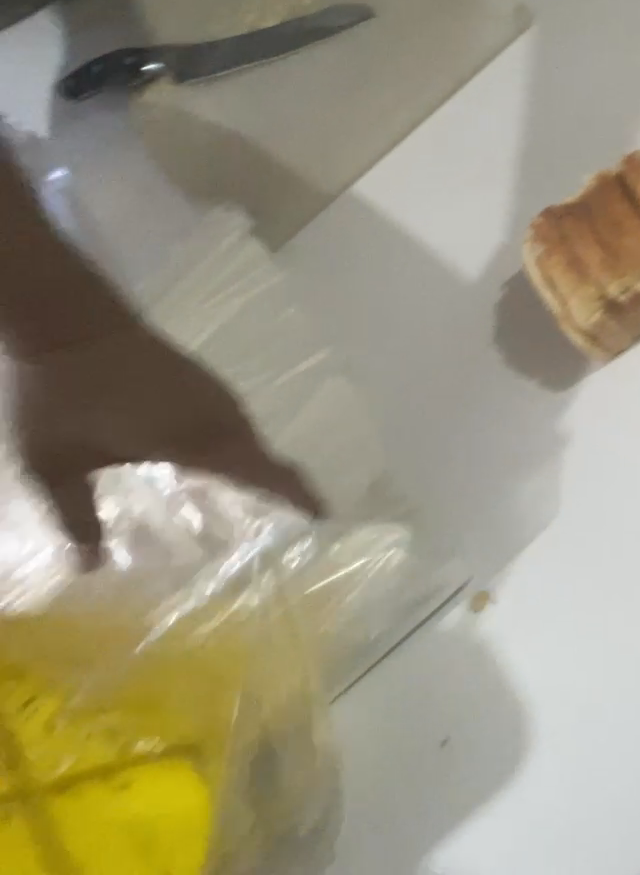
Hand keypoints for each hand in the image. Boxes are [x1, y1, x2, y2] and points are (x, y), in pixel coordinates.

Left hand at [8, 320, 321, 558]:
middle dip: (282, 492)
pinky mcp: (209, 387)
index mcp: (205, 444)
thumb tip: (90, 568)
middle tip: (283, 525)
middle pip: (269, 461)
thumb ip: (75, 515)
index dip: (301, 499)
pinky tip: (209, 464)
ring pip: (252, 444)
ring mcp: (222, 400)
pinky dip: (236, 452)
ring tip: (248, 500)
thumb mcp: (55, 464)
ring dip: (255, 471)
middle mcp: (228, 422)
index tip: (326, 520)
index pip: (272, 476)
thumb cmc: (65, 399)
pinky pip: (237, 427)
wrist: (75, 328)